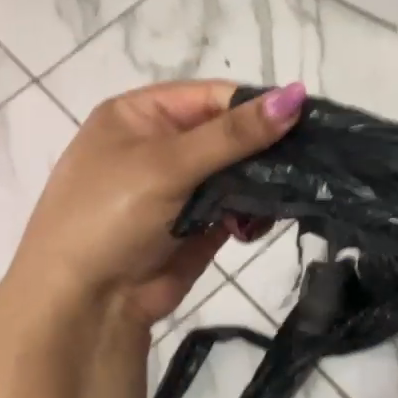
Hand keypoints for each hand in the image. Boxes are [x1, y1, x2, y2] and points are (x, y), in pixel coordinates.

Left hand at [10, 80, 305, 328]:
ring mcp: (182, 187)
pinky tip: (254, 228)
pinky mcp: (200, 224)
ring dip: (264, 186)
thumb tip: (297, 94)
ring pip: (242, 173)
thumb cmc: (109, 217)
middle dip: (268, 151)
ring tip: (286, 198)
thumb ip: (235, 134)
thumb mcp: (168, 165)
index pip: (216, 97)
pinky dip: (253, 215)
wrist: (85, 303)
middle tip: (312, 164)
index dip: (261, 107)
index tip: (310, 123)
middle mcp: (163, 145)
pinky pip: (240, 208)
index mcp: (142, 115)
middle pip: (233, 134)